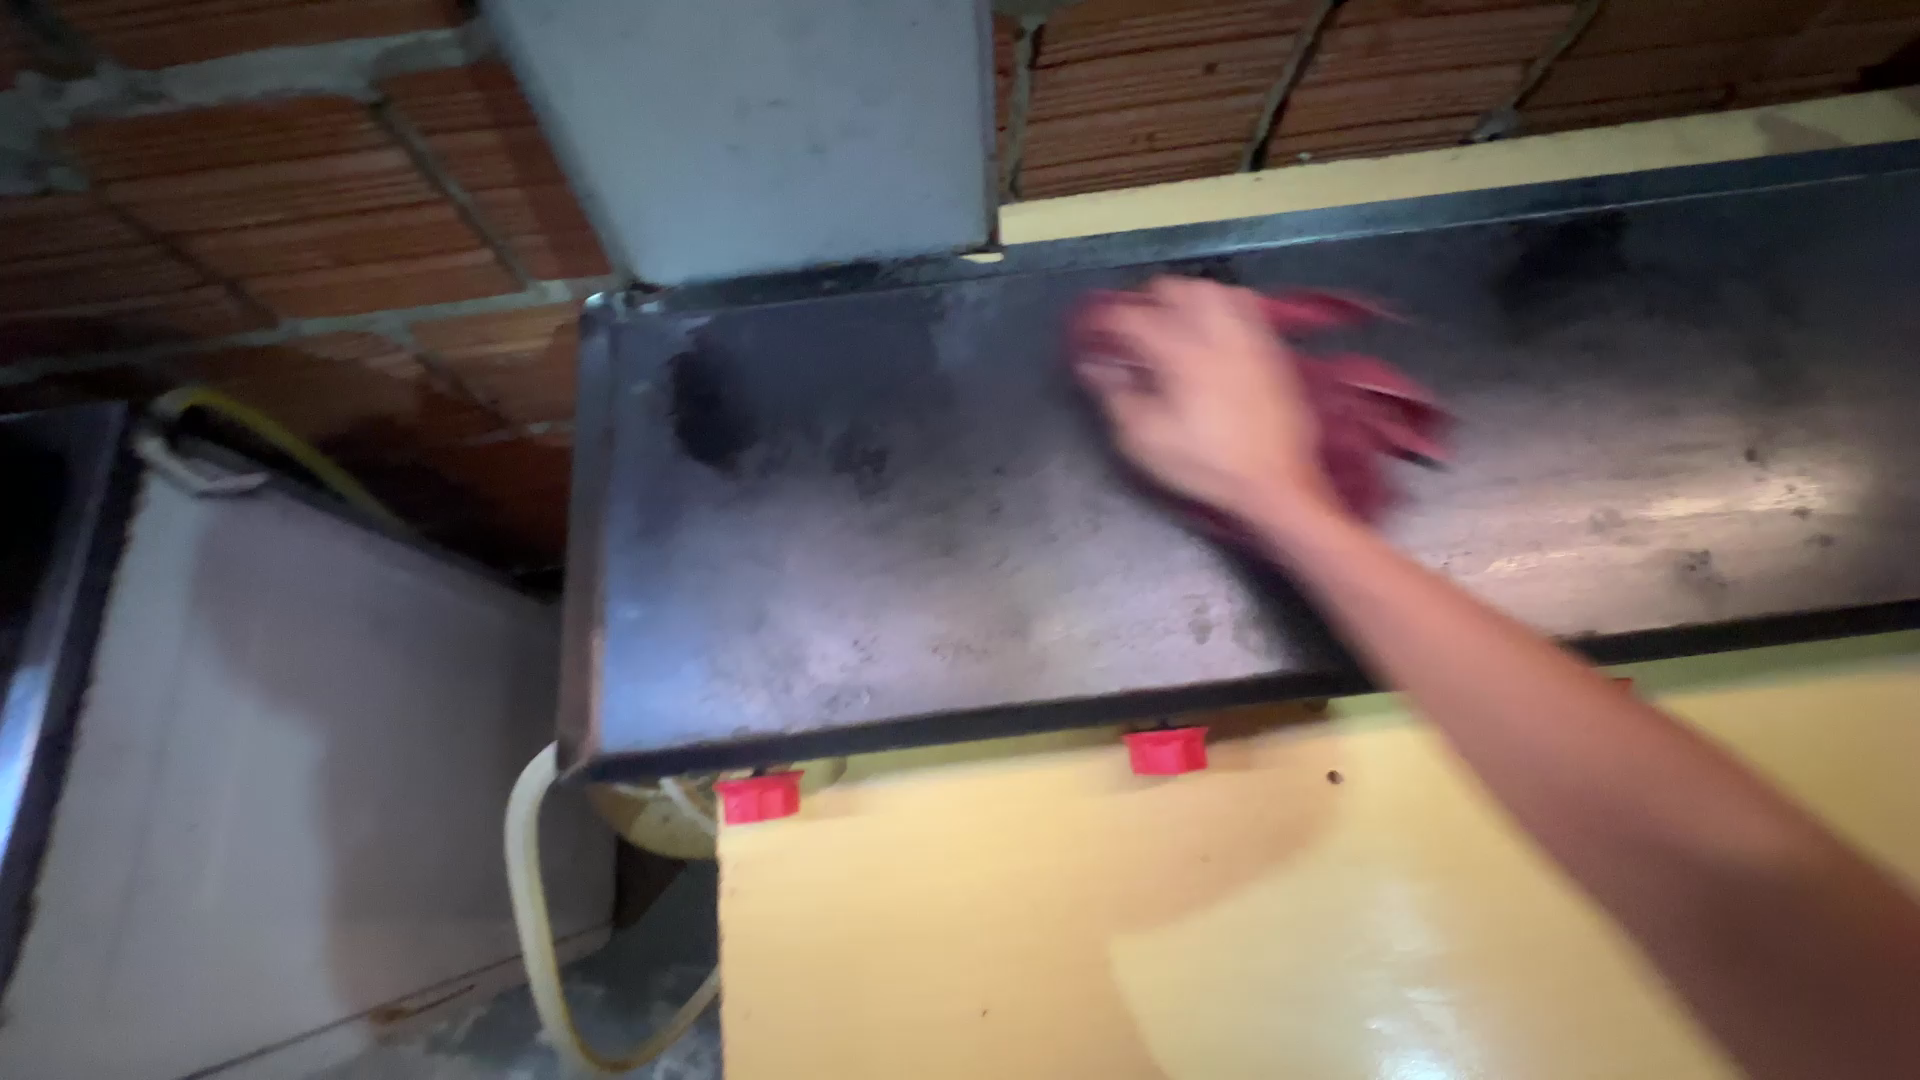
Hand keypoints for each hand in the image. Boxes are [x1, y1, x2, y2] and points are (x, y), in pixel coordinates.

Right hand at [1072, 276, 1343, 528]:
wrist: (1272, 481)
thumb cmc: (1202, 464)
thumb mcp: (1143, 439)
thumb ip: (1114, 393)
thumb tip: (1093, 364)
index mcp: (1179, 353)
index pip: (1130, 317)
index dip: (1101, 319)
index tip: (1087, 331)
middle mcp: (1215, 332)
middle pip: (1173, 288)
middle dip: (1144, 301)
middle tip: (1128, 326)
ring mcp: (1248, 336)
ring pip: (1211, 289)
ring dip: (1183, 297)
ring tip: (1169, 321)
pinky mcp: (1270, 348)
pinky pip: (1243, 306)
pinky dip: (1217, 308)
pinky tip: (1209, 331)